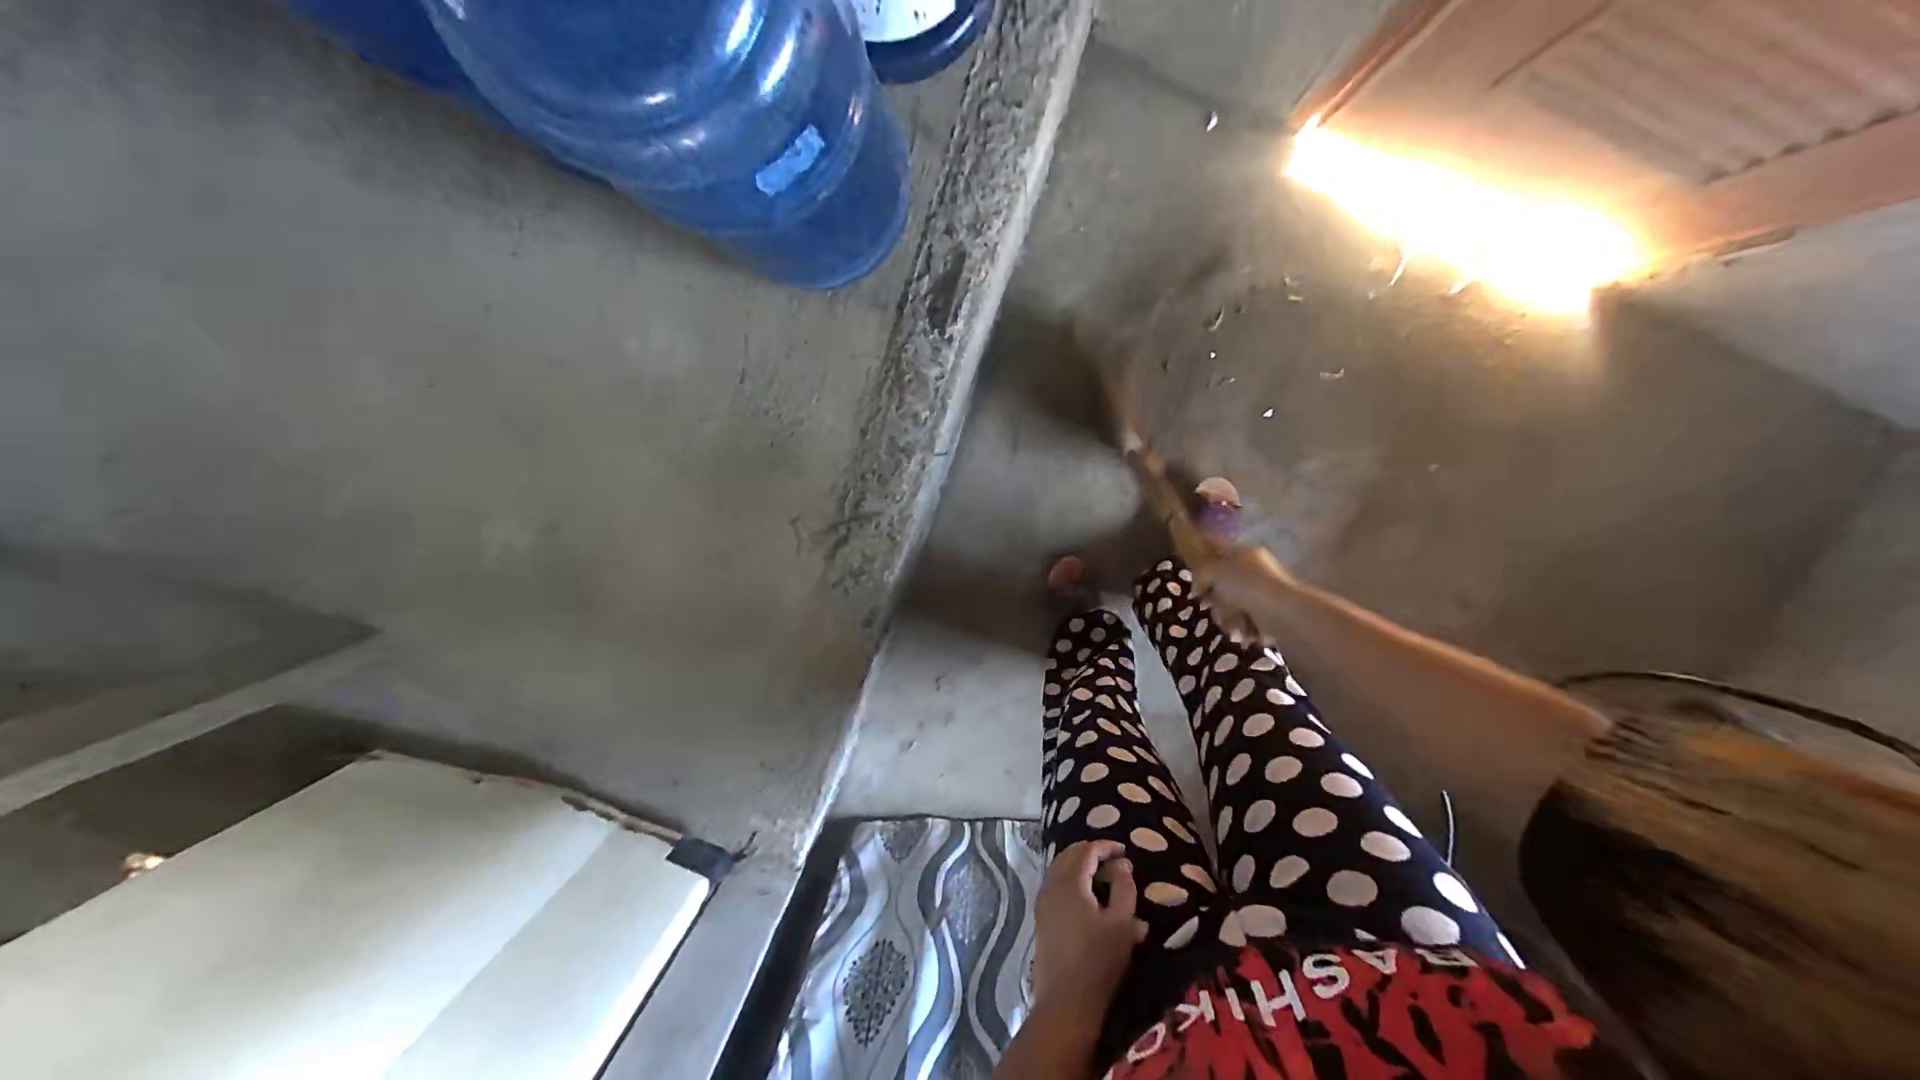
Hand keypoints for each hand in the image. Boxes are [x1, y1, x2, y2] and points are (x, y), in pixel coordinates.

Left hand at [1032, 840, 1138, 1023]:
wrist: (1065, 1001)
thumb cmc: (1099, 961)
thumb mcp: (1122, 924)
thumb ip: (1124, 888)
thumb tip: (1122, 865)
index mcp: (1070, 882)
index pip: (1086, 851)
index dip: (1106, 846)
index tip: (1124, 850)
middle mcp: (1051, 885)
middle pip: (1068, 855)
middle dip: (1090, 852)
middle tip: (1113, 859)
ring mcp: (1042, 901)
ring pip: (1059, 869)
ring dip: (1079, 865)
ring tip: (1102, 875)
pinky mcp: (1041, 917)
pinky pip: (1055, 885)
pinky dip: (1070, 879)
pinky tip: (1086, 895)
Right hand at [1186, 541, 1294, 636]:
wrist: (1281, 613)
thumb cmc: (1246, 585)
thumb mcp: (1214, 571)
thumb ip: (1200, 574)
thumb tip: (1197, 588)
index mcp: (1243, 553)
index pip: (1216, 548)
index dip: (1201, 560)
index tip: (1192, 575)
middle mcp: (1253, 569)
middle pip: (1221, 581)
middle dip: (1213, 595)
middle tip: (1207, 603)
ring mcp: (1260, 591)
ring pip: (1229, 602)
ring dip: (1224, 613)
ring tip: (1229, 619)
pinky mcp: (1265, 612)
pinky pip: (1241, 617)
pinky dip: (1238, 624)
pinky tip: (1240, 628)